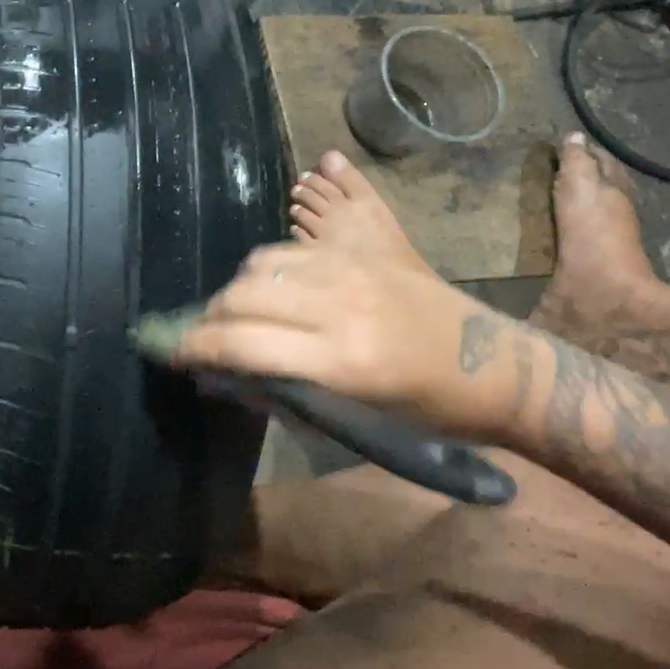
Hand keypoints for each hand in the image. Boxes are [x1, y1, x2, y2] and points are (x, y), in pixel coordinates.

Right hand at [168, 243, 516, 439]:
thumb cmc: (427, 411)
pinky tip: (266, 289)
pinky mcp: (359, 253)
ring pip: (259, 265)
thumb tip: (217, 379)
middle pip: (242, 296)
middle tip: (201, 337)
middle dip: (209, 318)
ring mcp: (350, 271)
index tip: (174, 353)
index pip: (243, 343)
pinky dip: (262, 269)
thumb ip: (279, 393)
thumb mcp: (353, 419)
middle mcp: (341, 307)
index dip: (197, 346)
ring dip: (235, 290)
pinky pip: (288, 249)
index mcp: (344, 361)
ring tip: (235, 314)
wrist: (495, 364)